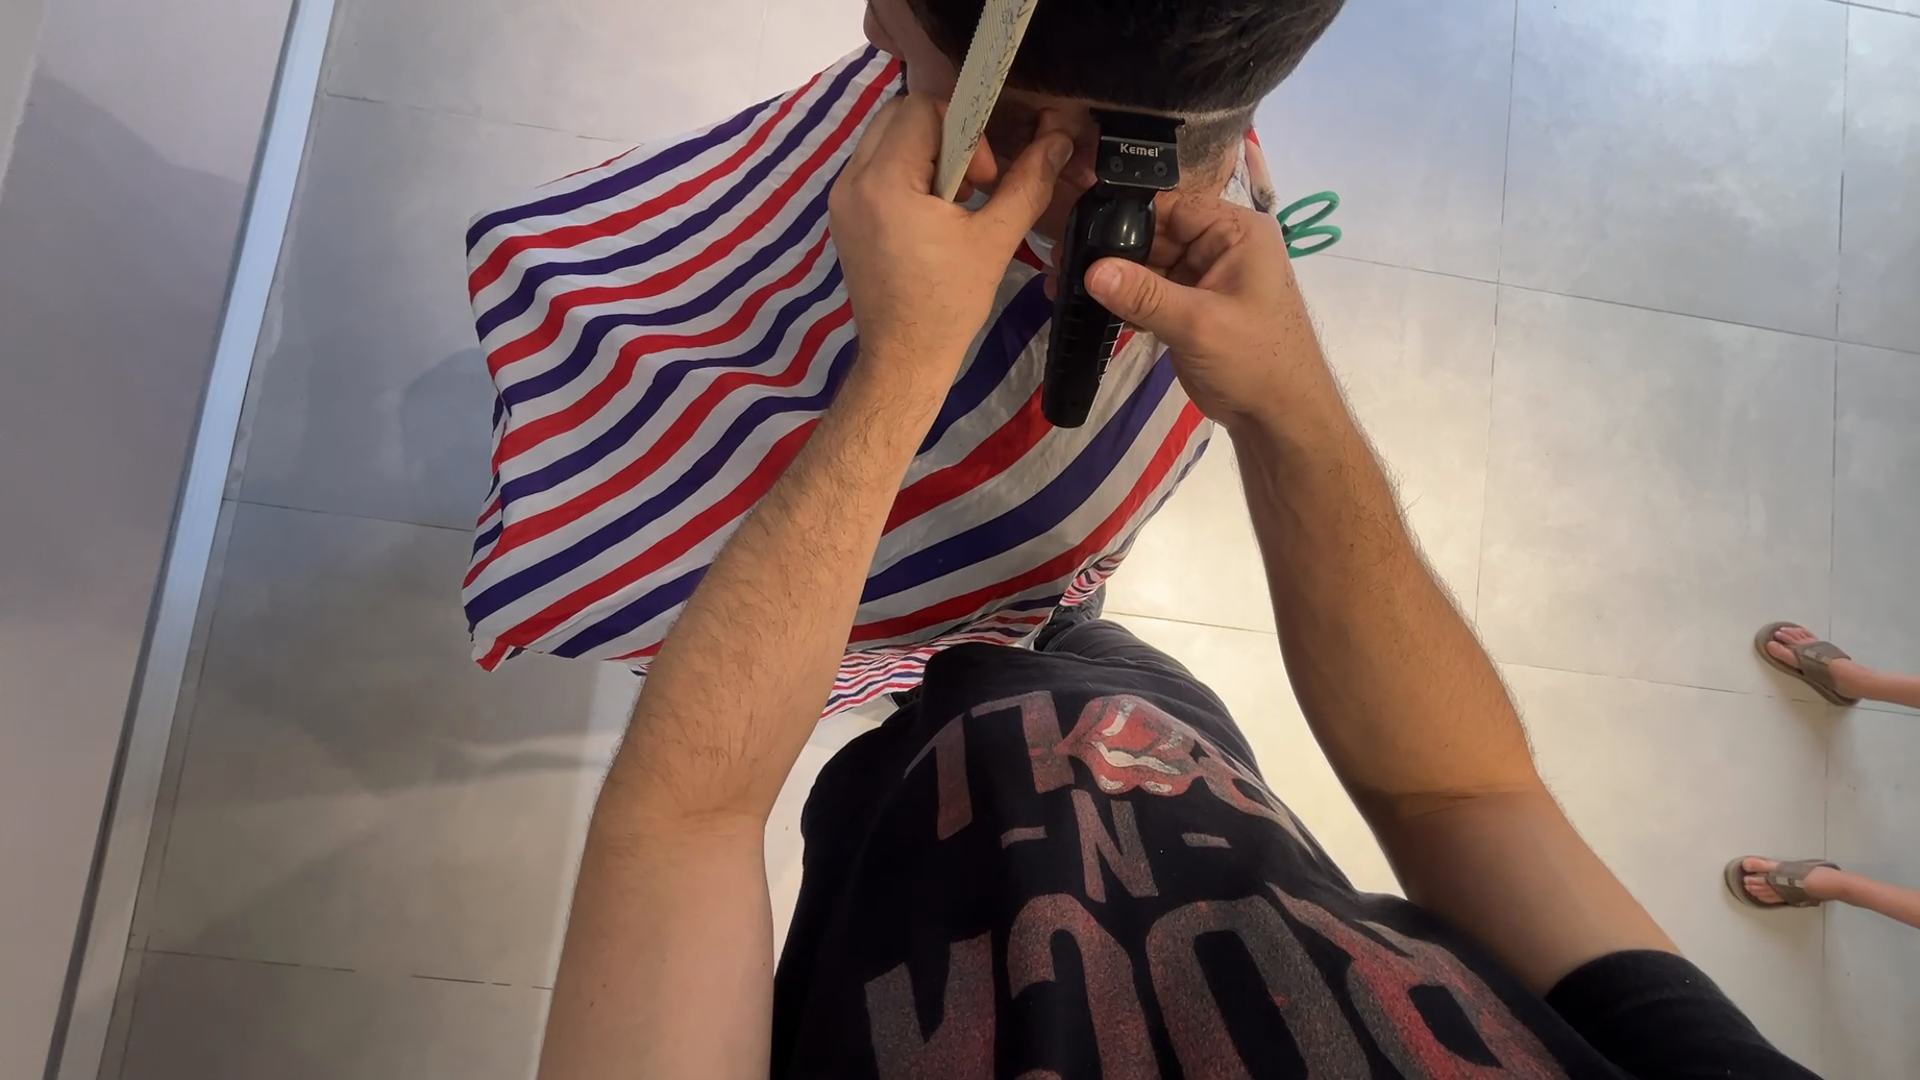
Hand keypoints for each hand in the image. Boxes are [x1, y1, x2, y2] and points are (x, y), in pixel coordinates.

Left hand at [829, 94, 1072, 391]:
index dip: (963, 131)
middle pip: (899, 115)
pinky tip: (928, 218)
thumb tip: (1057, 141)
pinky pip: (873, 170)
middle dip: (943, 138)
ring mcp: (841, 201)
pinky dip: (904, 176)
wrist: (904, 360)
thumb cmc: (948, 307)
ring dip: (924, 155)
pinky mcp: (842, 219)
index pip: (923, 108)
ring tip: (951, 204)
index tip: (982, 180)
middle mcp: (853, 182)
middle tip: (969, 187)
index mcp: (886, 183)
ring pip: (884, 140)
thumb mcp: (994, 242)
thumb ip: (1027, 184)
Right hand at [1082, 194, 1333, 432]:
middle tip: (1062, 260)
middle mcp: (1219, 248)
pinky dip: (1124, 303)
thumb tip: (1090, 270)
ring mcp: (1203, 281)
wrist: (1277, 416)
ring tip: (1064, 283)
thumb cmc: (1253, 360)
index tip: (1078, 223)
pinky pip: (1150, 297)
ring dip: (1113, 278)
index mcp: (1235, 233)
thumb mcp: (1197, 322)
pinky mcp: (1189, 311)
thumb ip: (1143, 295)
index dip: (1127, 213)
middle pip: (1157, 235)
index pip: (1174, 206)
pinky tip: (1088, 308)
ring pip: (1149, 268)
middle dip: (1112, 249)